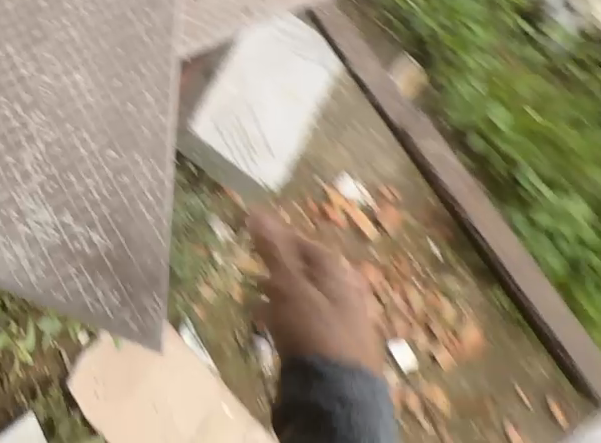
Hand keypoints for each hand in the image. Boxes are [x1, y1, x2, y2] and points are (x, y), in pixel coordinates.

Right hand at [248, 209, 381, 371]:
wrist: (336, 389)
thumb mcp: (288, 284)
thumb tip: (256, 210)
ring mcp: (343, 322)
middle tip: (254, 263)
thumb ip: (273, 249)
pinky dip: (286, 311)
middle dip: (280, 265)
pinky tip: (268, 318)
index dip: (283, 236)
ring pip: (307, 295)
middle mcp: (346, 295)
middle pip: (310, 271)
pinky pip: (306, 317)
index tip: (255, 233)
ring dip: (281, 289)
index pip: (311, 246)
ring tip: (256, 291)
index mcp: (339, 277)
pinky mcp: (334, 344)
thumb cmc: (312, 327)